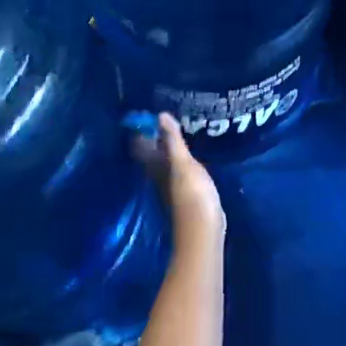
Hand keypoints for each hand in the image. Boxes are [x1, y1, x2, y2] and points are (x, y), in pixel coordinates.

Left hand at [132, 113, 224, 246]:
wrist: (204, 230)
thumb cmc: (192, 194)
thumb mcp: (183, 164)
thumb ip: (173, 141)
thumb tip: (160, 115)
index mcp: (156, 166)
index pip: (142, 146)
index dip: (142, 131)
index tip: (145, 115)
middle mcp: (159, 176)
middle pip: (151, 155)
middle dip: (154, 139)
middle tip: (162, 121)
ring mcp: (171, 186)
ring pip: (163, 163)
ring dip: (166, 150)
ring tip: (176, 134)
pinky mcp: (184, 194)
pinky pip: (175, 172)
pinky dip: (177, 162)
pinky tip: (187, 158)